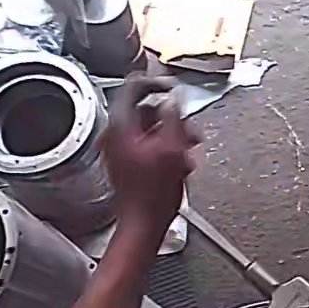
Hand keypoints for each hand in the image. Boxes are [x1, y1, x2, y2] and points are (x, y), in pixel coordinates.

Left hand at [102, 77, 199, 235]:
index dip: (156, 83)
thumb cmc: (154, 194)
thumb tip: (174, 98)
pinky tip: (180, 164)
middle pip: (146, 112)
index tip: (172, 87)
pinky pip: (148, 146)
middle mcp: (117, 135)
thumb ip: (173, 117)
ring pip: (151, 130)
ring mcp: (121, 151)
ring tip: (189, 151)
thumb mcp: (172, 148)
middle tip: (191, 131)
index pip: (133, 88)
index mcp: (121, 127)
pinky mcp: (128, 164)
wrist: (144, 224)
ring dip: (173, 136)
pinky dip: (165, 149)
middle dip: (172, 120)